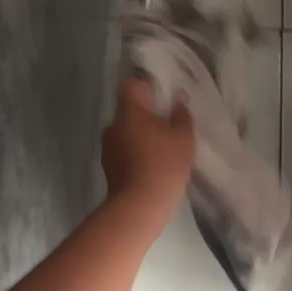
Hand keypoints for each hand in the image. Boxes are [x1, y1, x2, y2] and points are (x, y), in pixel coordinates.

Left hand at [101, 78, 194, 212]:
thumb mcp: (183, 138)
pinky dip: (135, 153)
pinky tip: (152, 166)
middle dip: (147, 115)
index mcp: (130, 111)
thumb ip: (181, 115)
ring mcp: (108, 146)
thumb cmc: (164, 164)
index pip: (131, 85)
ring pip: (126, 131)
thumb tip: (178, 101)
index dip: (147, 88)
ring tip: (162, 150)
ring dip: (141, 136)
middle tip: (168, 127)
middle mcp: (113, 124)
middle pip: (129, 110)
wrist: (140, 205)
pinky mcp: (108, 166)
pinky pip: (124, 150)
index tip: (164, 100)